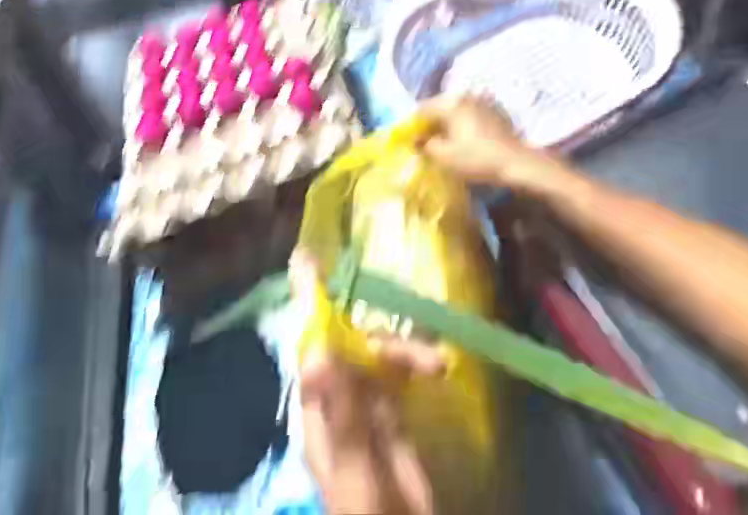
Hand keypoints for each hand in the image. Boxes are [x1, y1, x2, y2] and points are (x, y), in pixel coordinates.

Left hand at [294, 258, 439, 514]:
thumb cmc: (371, 512)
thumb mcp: (356, 467)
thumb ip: (341, 411)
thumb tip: (319, 351)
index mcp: (318, 411)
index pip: (312, 345)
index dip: (310, 302)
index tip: (308, 259)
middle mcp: (338, 401)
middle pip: (354, 348)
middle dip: (388, 342)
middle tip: (430, 358)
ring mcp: (365, 409)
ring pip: (379, 359)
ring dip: (407, 352)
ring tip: (439, 364)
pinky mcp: (392, 419)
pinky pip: (397, 376)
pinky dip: (415, 365)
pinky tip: (438, 367)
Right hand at [419, 95, 558, 189]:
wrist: (517, 163)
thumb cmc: (477, 159)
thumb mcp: (445, 157)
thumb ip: (426, 146)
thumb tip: (417, 140)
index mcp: (451, 103)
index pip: (423, 109)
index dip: (414, 124)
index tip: (410, 139)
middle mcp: (466, 96)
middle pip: (440, 107)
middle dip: (431, 123)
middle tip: (425, 141)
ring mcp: (483, 101)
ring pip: (456, 110)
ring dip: (448, 123)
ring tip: (444, 141)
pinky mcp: (496, 111)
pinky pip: (471, 114)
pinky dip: (464, 123)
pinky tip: (465, 138)